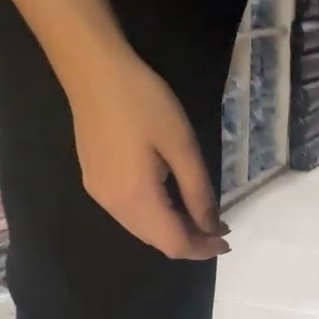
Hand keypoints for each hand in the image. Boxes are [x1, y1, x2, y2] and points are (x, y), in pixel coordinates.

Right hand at [67, 56, 229, 259]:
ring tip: (199, 219)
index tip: (226, 241)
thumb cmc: (142, 100)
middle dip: (190, 242)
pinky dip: (155, 219)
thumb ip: (198, 191)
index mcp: (137, 198)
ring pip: (143, 231)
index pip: (175, 244)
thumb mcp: (181, 144)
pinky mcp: (94, 184)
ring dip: (172, 231)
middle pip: (158, 242)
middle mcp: (114, 206)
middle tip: (217, 229)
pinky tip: (170, 204)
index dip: (203, 249)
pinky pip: (129, 215)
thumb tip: (211, 226)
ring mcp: (100, 196)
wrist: (91, 69)